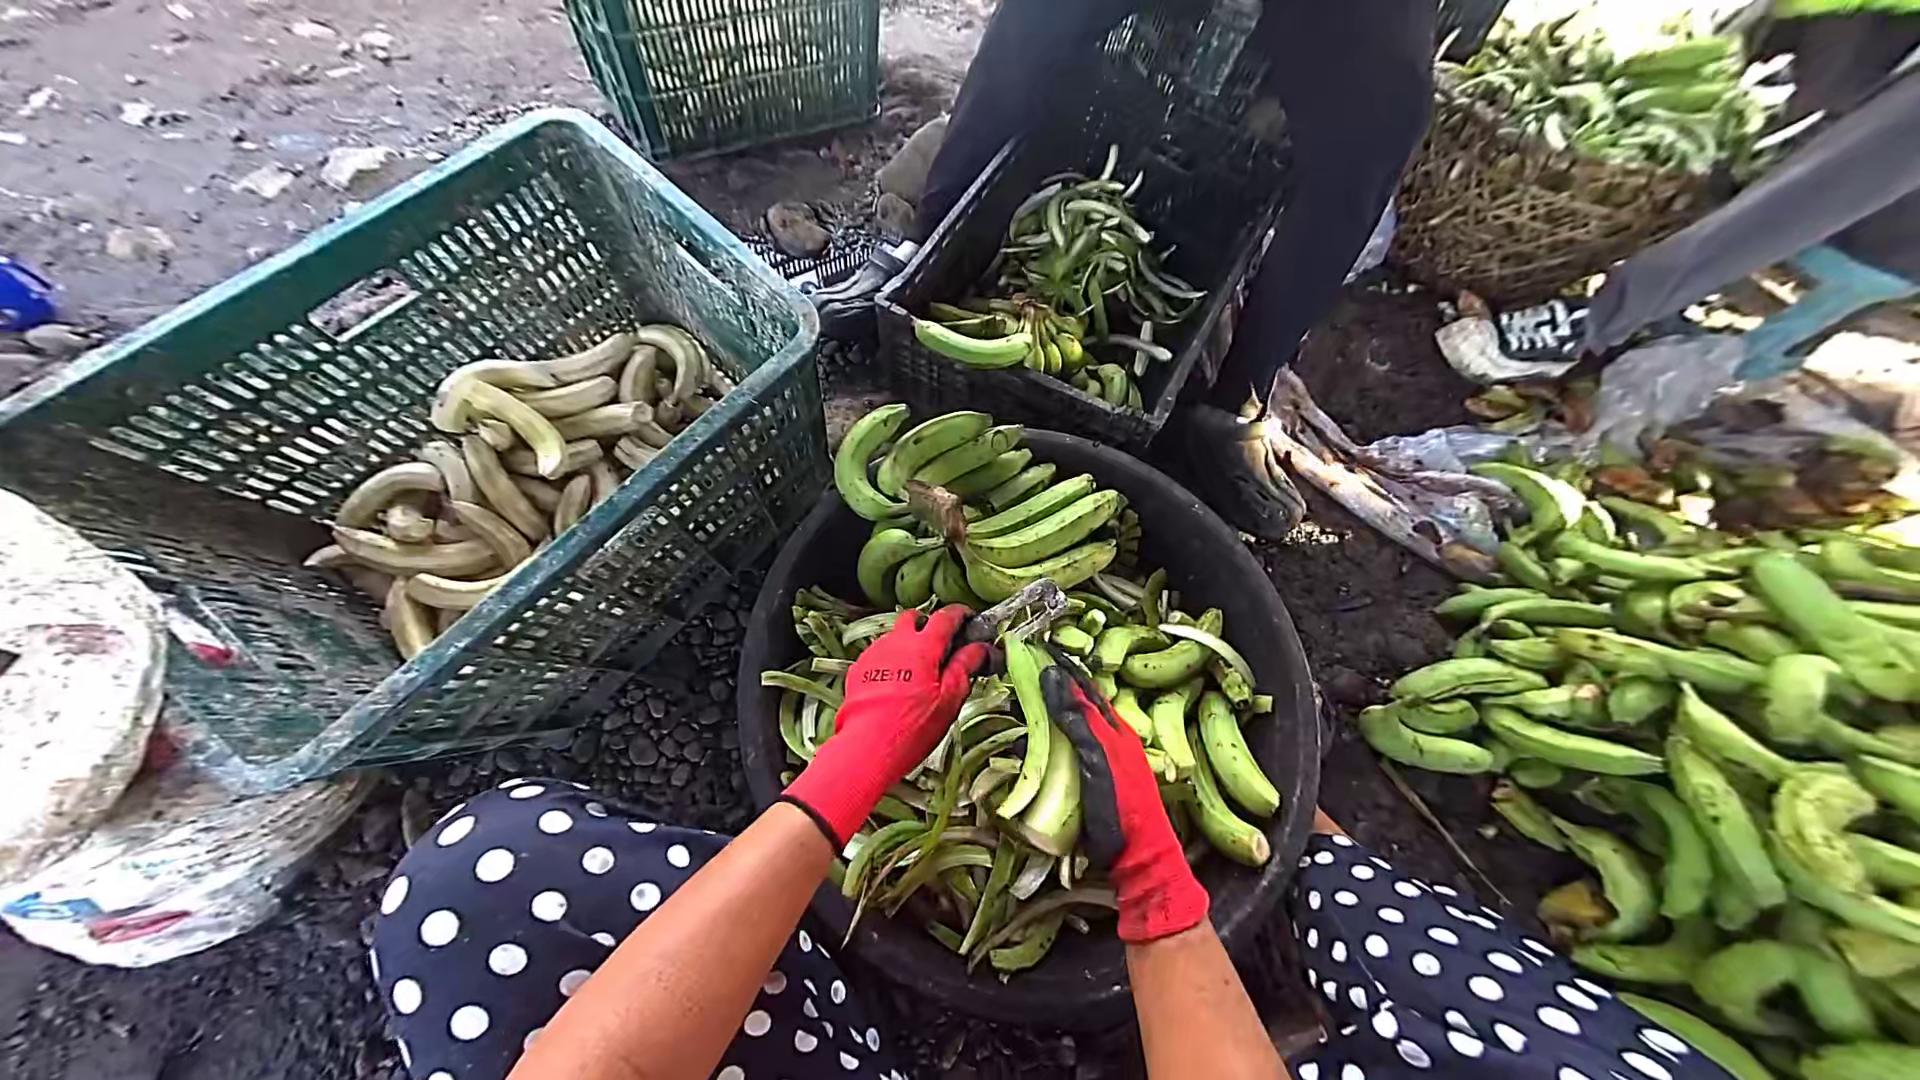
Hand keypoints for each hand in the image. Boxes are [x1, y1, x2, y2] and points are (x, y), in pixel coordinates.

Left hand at [782, 605, 988, 845]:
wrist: (866, 748)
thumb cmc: (912, 726)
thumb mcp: (949, 700)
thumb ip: (965, 667)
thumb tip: (980, 648)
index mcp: (923, 646)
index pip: (945, 617)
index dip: (960, 614)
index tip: (968, 618)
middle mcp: (896, 642)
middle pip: (914, 617)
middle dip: (928, 624)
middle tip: (941, 644)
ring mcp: (874, 654)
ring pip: (894, 636)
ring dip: (908, 644)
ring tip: (919, 670)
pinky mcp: (858, 669)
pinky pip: (879, 655)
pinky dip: (891, 661)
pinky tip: (897, 684)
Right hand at [1043, 666, 1207, 942]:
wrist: (1140, 856)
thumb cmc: (1121, 805)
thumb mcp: (1096, 756)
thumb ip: (1076, 717)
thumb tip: (1053, 674)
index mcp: (1113, 725)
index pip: (1083, 684)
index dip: (1063, 665)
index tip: (1038, 647)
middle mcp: (1109, 736)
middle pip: (1079, 700)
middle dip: (1055, 683)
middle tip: (1026, 669)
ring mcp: (1103, 758)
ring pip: (1074, 723)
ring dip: (1053, 709)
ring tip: (1028, 700)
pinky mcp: (1094, 778)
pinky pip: (1069, 747)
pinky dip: (1052, 737)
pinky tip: (1039, 742)